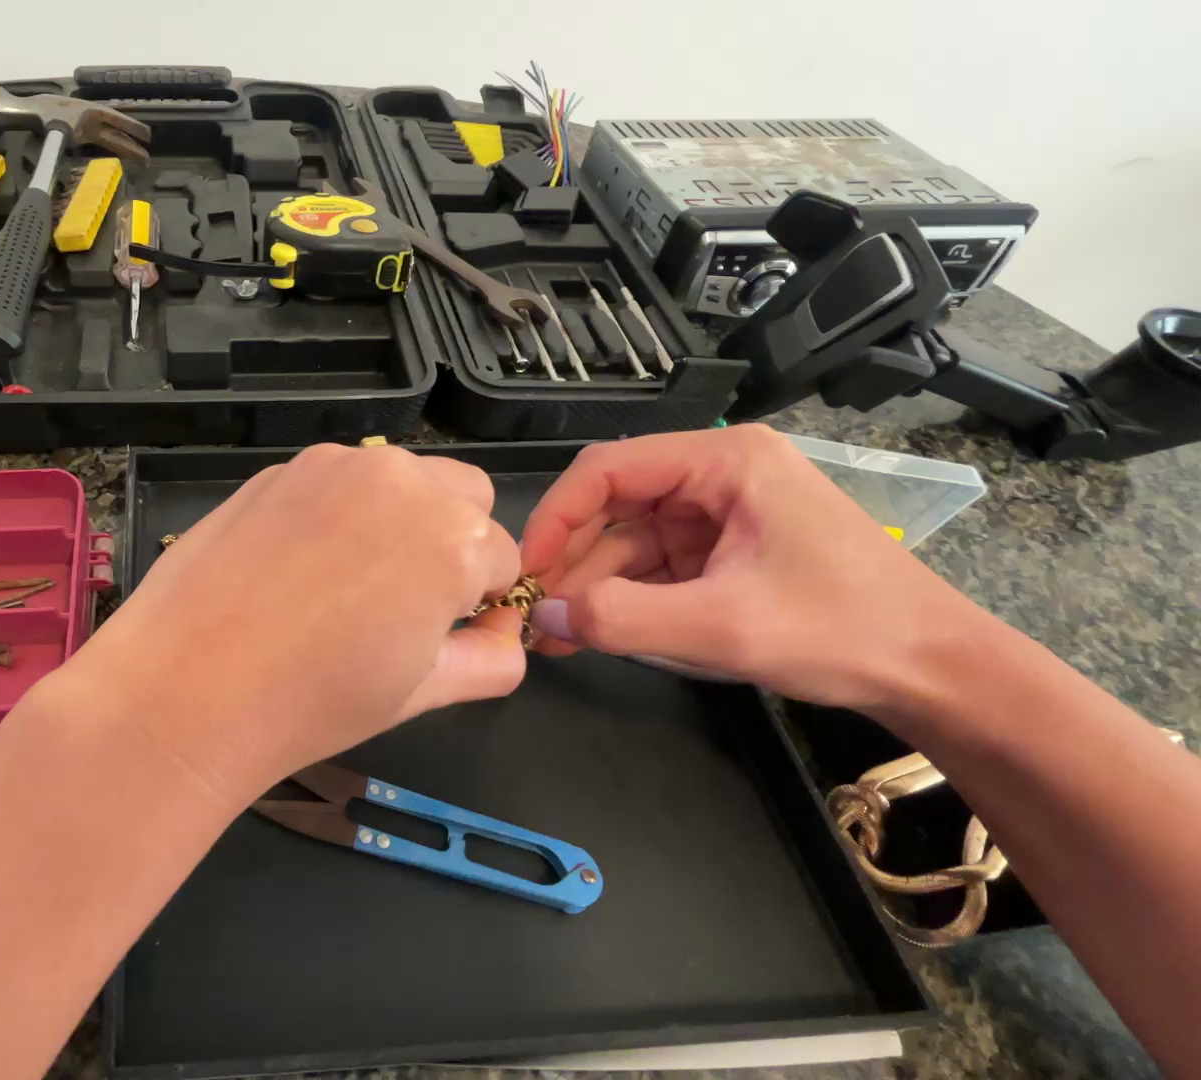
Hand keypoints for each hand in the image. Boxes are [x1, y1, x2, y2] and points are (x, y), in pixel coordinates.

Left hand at [58, 443, 525, 804]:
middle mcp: (401, 482)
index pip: (503, 557)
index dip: (479, 600)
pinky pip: (335, 481)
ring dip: (396, 519)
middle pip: (462, 497)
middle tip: (400, 602)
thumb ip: (488, 659)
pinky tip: (294, 565)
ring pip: (398, 480)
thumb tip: (502, 636)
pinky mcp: (276, 469)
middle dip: (451, 542)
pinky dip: (337, 512)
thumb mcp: (422, 691)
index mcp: (453, 538)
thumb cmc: (314, 702)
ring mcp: (332, 467)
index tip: (443, 632)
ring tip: (341, 583)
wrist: (188, 686)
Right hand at [519, 424, 982, 710]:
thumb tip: (543, 615)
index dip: (556, 517)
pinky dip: (622, 599)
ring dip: (592, 586)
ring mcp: (721, 514)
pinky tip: (592, 633)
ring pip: (628, 541)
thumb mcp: (723, 627)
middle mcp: (718, 475)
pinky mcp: (724, 551)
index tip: (525, 570)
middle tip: (534, 611)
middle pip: (613, 506)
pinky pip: (653, 567)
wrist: (936, 673)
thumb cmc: (843, 632)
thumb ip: (622, 618)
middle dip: (571, 560)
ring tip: (556, 635)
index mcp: (725, 462)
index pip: (608, 469)